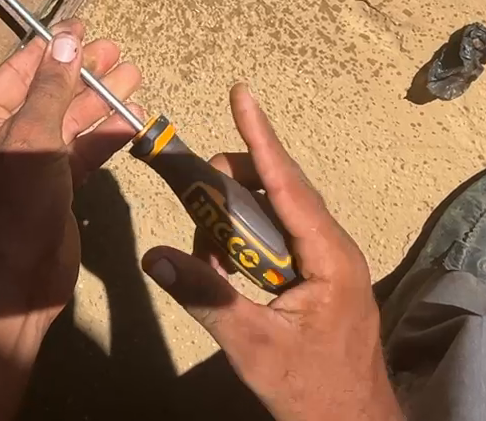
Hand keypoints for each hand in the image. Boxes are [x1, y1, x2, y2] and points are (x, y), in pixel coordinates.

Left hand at [0, 19, 141, 320]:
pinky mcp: (53, 187)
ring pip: (67, 122)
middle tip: (116, 51)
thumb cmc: (13, 202)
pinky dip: (103, 136)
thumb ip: (52, 87)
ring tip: (133, 74)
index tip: (81, 27)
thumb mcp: (32, 136)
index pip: (16, 73)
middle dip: (82, 73)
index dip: (51, 48)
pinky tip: (131, 118)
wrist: (17, 285)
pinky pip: (79, 152)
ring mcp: (28, 164)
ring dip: (99, 101)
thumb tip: (67, 38)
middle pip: (46, 94)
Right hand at [140, 84, 402, 420]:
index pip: (287, 182)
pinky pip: (277, 232)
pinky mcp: (318, 271)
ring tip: (209, 253)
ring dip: (235, 216)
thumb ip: (205, 297)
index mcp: (328, 255)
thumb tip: (153, 256)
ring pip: (275, 207)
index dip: (260, 136)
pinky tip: (227, 267)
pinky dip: (245, 237)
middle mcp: (332, 245)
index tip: (241, 94)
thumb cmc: (315, 391)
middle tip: (197, 206)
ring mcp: (328, 257)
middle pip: (277, 186)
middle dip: (232, 184)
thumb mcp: (254, 348)